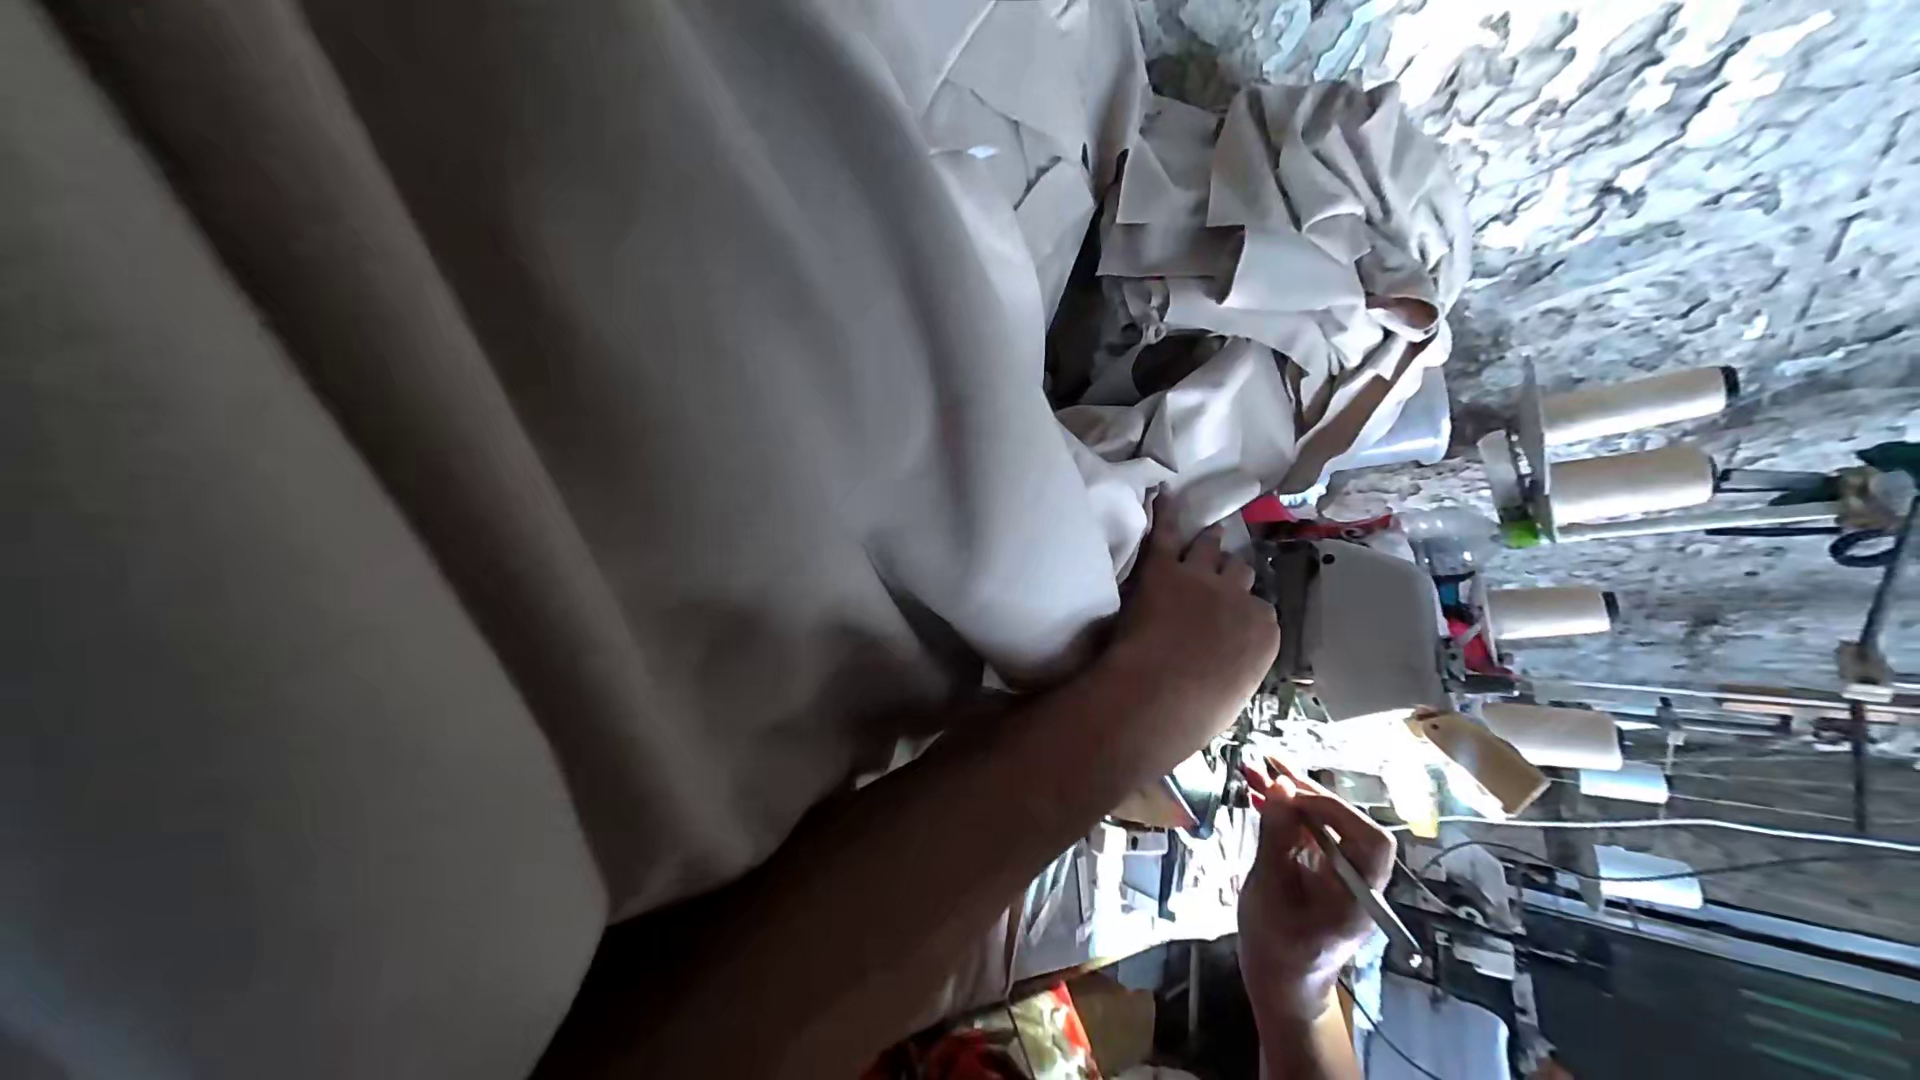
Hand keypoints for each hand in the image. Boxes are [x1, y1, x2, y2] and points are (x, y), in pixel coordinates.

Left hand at [1096, 495, 1279, 774]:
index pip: (1258, 610)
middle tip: (1218, 572)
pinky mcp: (1164, 568)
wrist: (1156, 695)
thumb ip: (1233, 664)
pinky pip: (1167, 533)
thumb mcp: (1230, 692)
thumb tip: (1222, 663)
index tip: (1228, 616)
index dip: (1240, 611)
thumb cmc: (1193, 712)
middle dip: (1229, 574)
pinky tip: (1161, 495)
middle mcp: (1239, 597)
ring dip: (1209, 542)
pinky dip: (1165, 513)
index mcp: (1264, 632)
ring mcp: (1202, 577)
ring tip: (1209, 533)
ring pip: (1210, 548)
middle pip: (1239, 573)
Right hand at [1237, 760, 1394, 1021]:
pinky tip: (1260, 796)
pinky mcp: (1320, 870)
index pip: (1369, 839)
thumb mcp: (1270, 888)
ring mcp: (1339, 873)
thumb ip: (1277, 835)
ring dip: (1289, 796)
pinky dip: (1284, 814)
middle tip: (1268, 765)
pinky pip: (1307, 833)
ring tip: (1256, 770)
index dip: (1335, 809)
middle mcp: (1358, 878)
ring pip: (1322, 823)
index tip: (1293, 794)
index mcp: (1359, 892)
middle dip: (1306, 792)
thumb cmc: (1277, 943)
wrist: (1279, 980)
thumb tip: (1282, 786)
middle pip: (1344, 823)